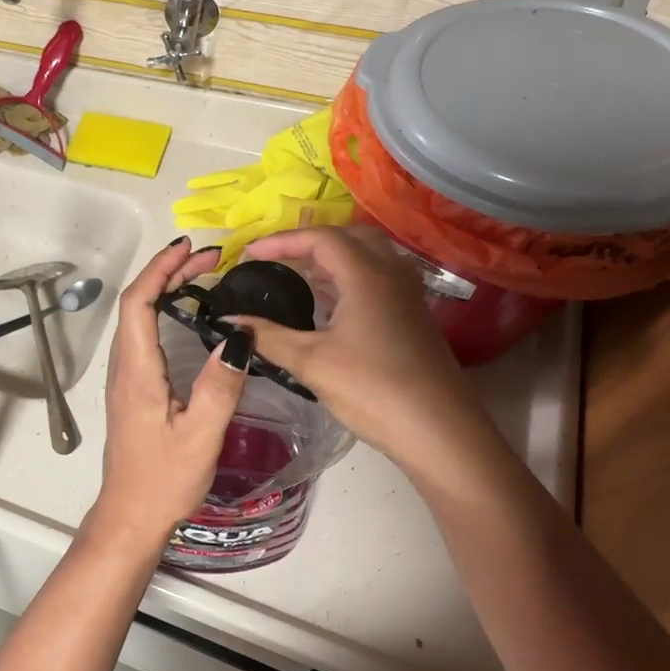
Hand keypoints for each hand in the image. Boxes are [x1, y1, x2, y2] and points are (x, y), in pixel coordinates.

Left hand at [93, 238, 248, 543]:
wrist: (130, 516)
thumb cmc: (164, 480)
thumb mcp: (201, 436)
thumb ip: (220, 386)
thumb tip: (239, 338)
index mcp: (136, 372)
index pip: (137, 304)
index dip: (159, 270)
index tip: (190, 249)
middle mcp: (124, 368)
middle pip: (136, 305)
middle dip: (167, 272)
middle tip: (208, 258)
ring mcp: (125, 379)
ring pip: (137, 319)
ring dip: (164, 290)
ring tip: (201, 275)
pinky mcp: (133, 390)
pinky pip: (143, 336)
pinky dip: (163, 313)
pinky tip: (189, 317)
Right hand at [226, 227, 500, 473]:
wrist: (441, 432)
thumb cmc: (373, 389)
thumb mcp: (311, 363)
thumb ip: (267, 337)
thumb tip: (229, 323)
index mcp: (367, 276)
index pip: (321, 238)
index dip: (281, 241)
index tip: (247, 255)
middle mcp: (392, 276)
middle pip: (350, 237)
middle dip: (310, 241)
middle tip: (276, 258)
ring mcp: (407, 297)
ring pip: (368, 258)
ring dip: (331, 259)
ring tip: (296, 275)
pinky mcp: (412, 319)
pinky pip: (376, 280)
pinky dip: (347, 278)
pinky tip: (327, 305)